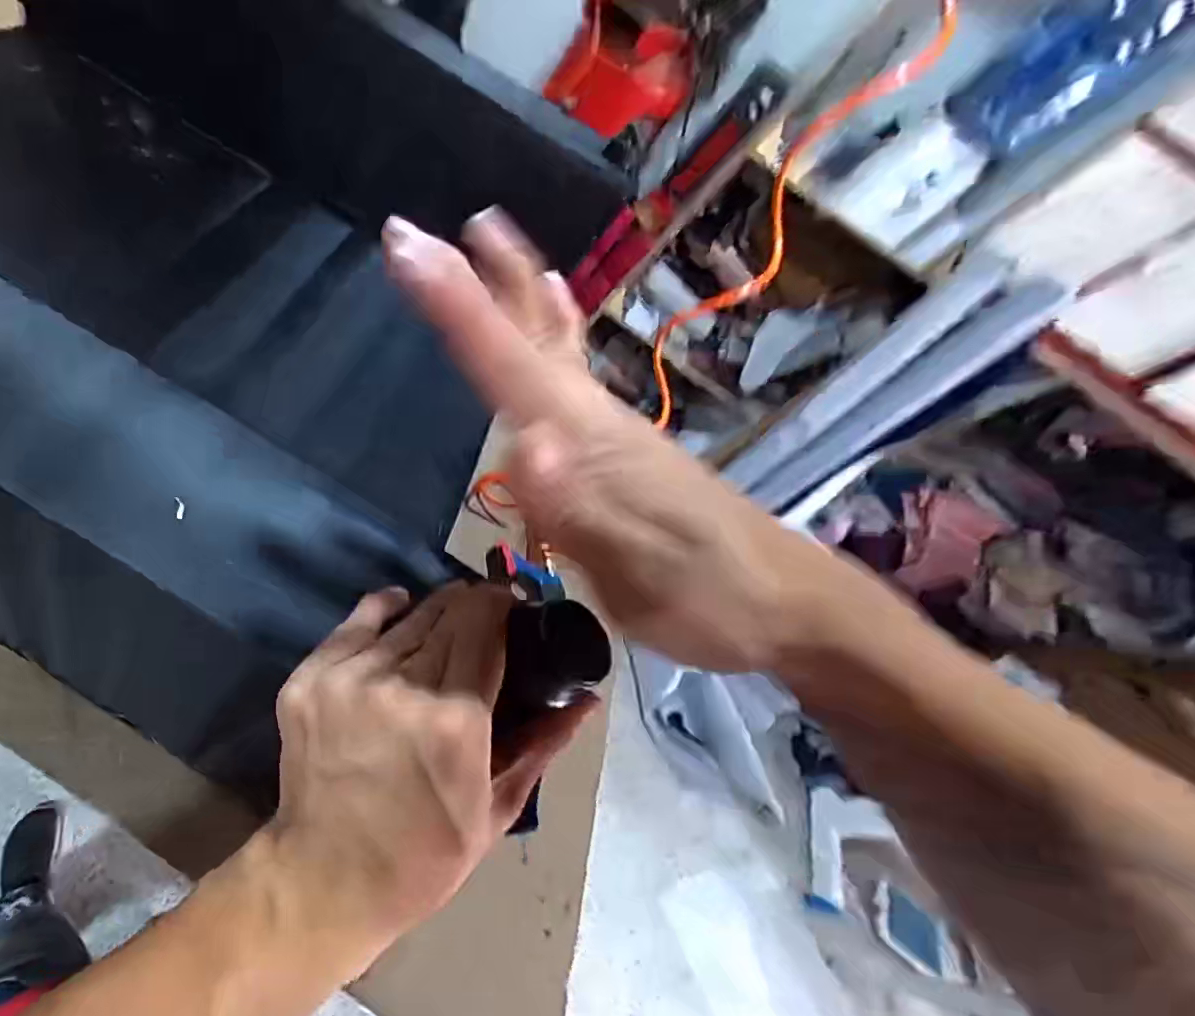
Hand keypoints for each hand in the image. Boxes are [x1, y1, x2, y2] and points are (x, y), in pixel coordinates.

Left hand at [264, 583, 597, 957]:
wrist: (326, 874)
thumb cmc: (423, 856)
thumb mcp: (495, 811)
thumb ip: (541, 745)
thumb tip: (586, 699)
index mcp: (455, 719)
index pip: (485, 628)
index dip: (503, 605)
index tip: (513, 601)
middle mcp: (400, 685)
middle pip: (446, 616)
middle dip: (472, 604)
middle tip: (484, 609)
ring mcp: (346, 678)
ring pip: (402, 618)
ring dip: (431, 611)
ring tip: (446, 615)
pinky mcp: (307, 679)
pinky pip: (352, 626)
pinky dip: (381, 612)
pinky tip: (397, 607)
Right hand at [382, 212, 864, 673]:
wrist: (789, 606)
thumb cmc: (710, 594)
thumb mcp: (642, 570)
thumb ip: (580, 507)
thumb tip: (524, 443)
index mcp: (584, 439)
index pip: (506, 357)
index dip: (453, 300)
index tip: (404, 244)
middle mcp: (590, 419)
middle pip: (528, 333)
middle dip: (475, 277)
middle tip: (423, 230)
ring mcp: (605, 430)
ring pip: (550, 343)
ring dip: (512, 288)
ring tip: (485, 239)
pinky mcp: (613, 449)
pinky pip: (568, 371)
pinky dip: (552, 327)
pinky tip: (555, 311)